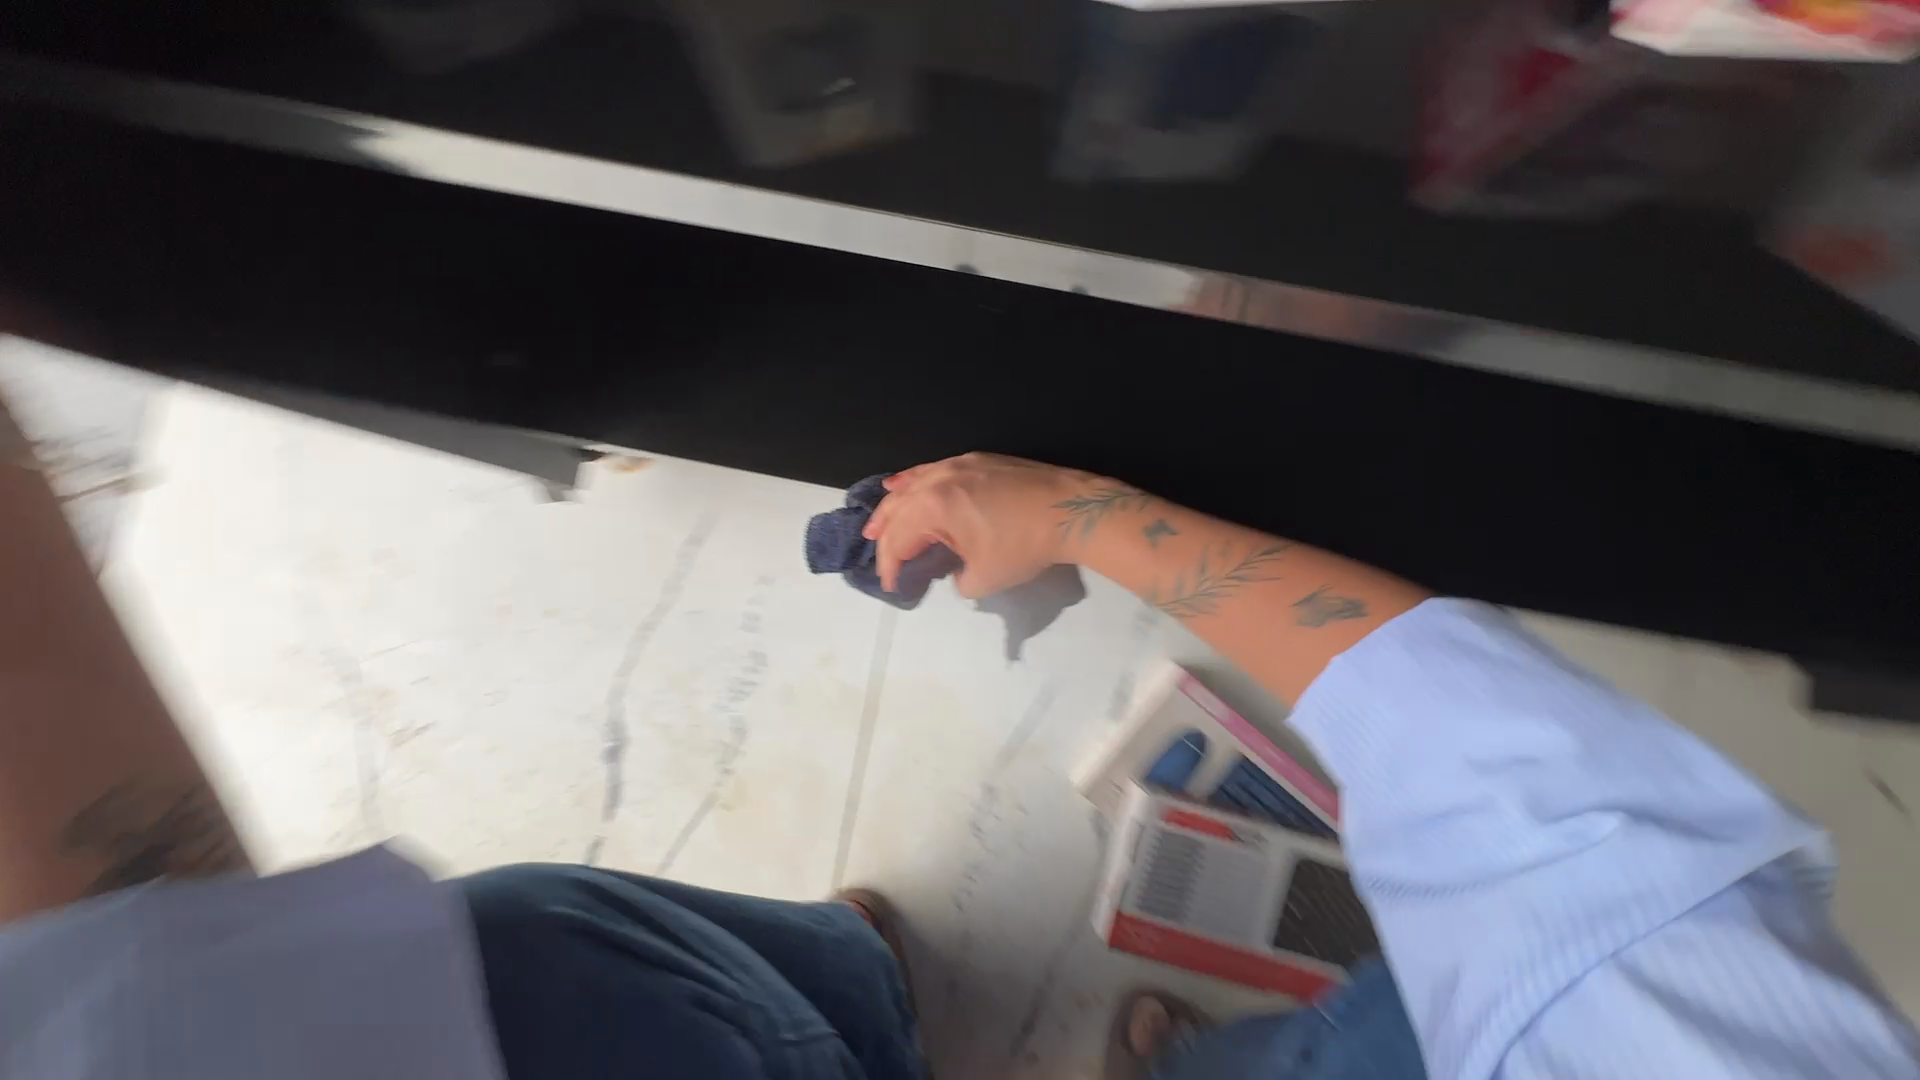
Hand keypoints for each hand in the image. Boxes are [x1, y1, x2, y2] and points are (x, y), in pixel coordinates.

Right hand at [864, 453, 1099, 598]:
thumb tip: (956, 572)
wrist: (1069, 511)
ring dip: (892, 505)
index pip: (898, 540)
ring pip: (911, 484)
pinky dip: (913, 480)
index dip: (891, 566)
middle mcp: (938, 480)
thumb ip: (958, 579)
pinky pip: (932, 469)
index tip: (894, 586)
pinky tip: (904, 483)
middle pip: (897, 508)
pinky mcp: (976, 460)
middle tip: (876, 554)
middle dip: (883, 534)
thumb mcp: (984, 578)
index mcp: (933, 508)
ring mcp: (957, 465)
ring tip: (878, 521)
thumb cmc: (1024, 546)